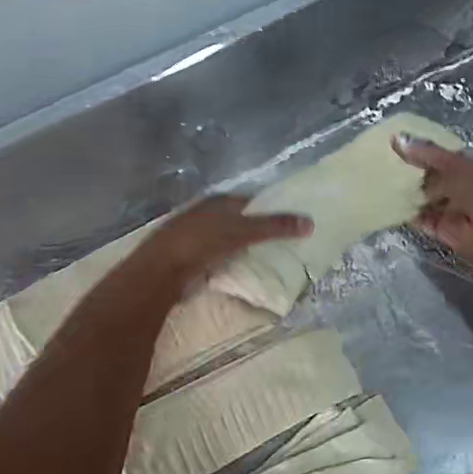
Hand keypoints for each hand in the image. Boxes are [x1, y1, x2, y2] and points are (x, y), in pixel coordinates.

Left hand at [127, 195, 311, 288]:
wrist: (162, 271)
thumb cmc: (203, 243)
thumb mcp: (244, 231)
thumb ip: (276, 227)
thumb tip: (310, 222)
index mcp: (220, 201)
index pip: (253, 201)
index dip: (273, 209)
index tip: (294, 222)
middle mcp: (209, 214)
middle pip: (243, 219)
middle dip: (263, 229)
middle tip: (289, 241)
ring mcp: (199, 236)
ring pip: (233, 238)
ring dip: (249, 247)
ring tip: (275, 256)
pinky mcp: (194, 257)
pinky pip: (224, 256)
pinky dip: (236, 260)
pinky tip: (248, 268)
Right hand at [394, 134, 472, 285]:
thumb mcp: (455, 164)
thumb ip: (426, 153)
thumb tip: (397, 140)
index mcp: (466, 166)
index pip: (438, 156)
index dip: (418, 150)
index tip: (393, 143)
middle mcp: (457, 186)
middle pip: (428, 178)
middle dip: (408, 172)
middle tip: (381, 163)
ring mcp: (448, 208)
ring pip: (422, 198)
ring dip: (406, 193)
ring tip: (378, 181)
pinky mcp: (440, 229)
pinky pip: (420, 219)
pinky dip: (406, 213)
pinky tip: (388, 203)